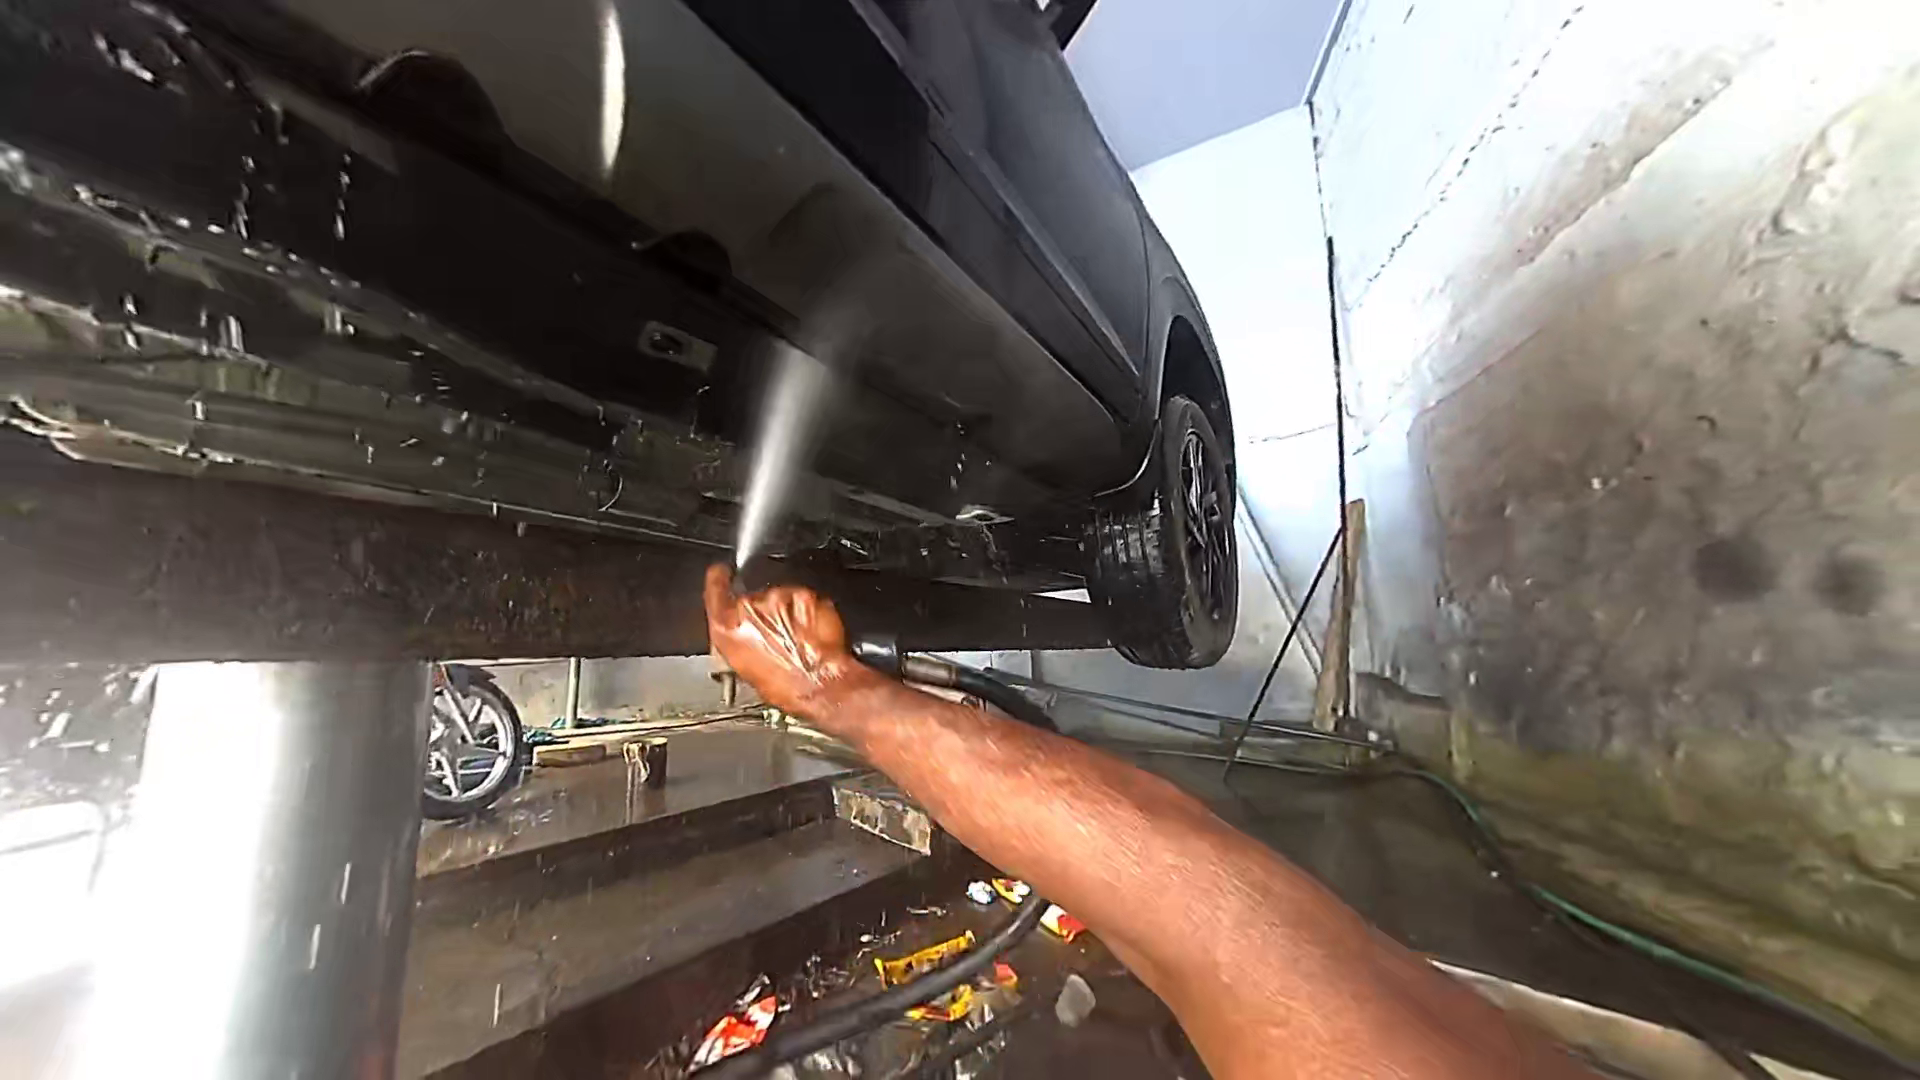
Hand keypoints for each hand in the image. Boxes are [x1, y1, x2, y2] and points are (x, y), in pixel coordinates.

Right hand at [703, 564, 878, 719]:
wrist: (819, 684)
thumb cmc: (784, 686)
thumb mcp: (744, 669)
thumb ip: (738, 640)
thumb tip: (744, 634)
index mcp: (728, 628)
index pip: (716, 590)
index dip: (718, 579)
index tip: (721, 573)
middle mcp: (751, 607)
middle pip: (754, 599)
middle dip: (765, 615)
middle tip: (779, 639)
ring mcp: (779, 597)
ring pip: (781, 598)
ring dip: (788, 614)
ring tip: (797, 640)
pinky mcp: (805, 595)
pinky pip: (803, 599)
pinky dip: (808, 612)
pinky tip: (812, 634)